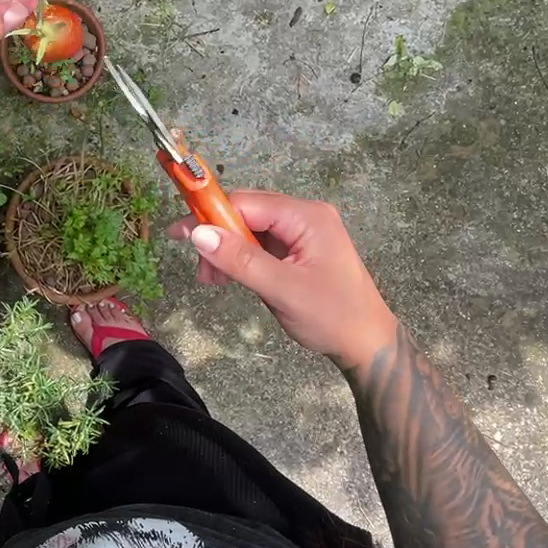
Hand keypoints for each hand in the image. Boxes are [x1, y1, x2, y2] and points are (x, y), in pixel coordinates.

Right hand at [167, 192, 398, 370]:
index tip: (179, 235)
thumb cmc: (332, 317)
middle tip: (200, 269)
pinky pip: (258, 243)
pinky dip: (239, 259)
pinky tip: (228, 277)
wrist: (368, 344)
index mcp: (306, 217)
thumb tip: (198, 234)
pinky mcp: (296, 249)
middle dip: (216, 236)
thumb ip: (240, 260)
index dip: (210, 216)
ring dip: (225, 250)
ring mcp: (301, 232)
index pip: (246, 203)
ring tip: (212, 280)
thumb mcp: (282, 290)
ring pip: (248, 229)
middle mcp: (304, 216)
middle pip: (245, 212)